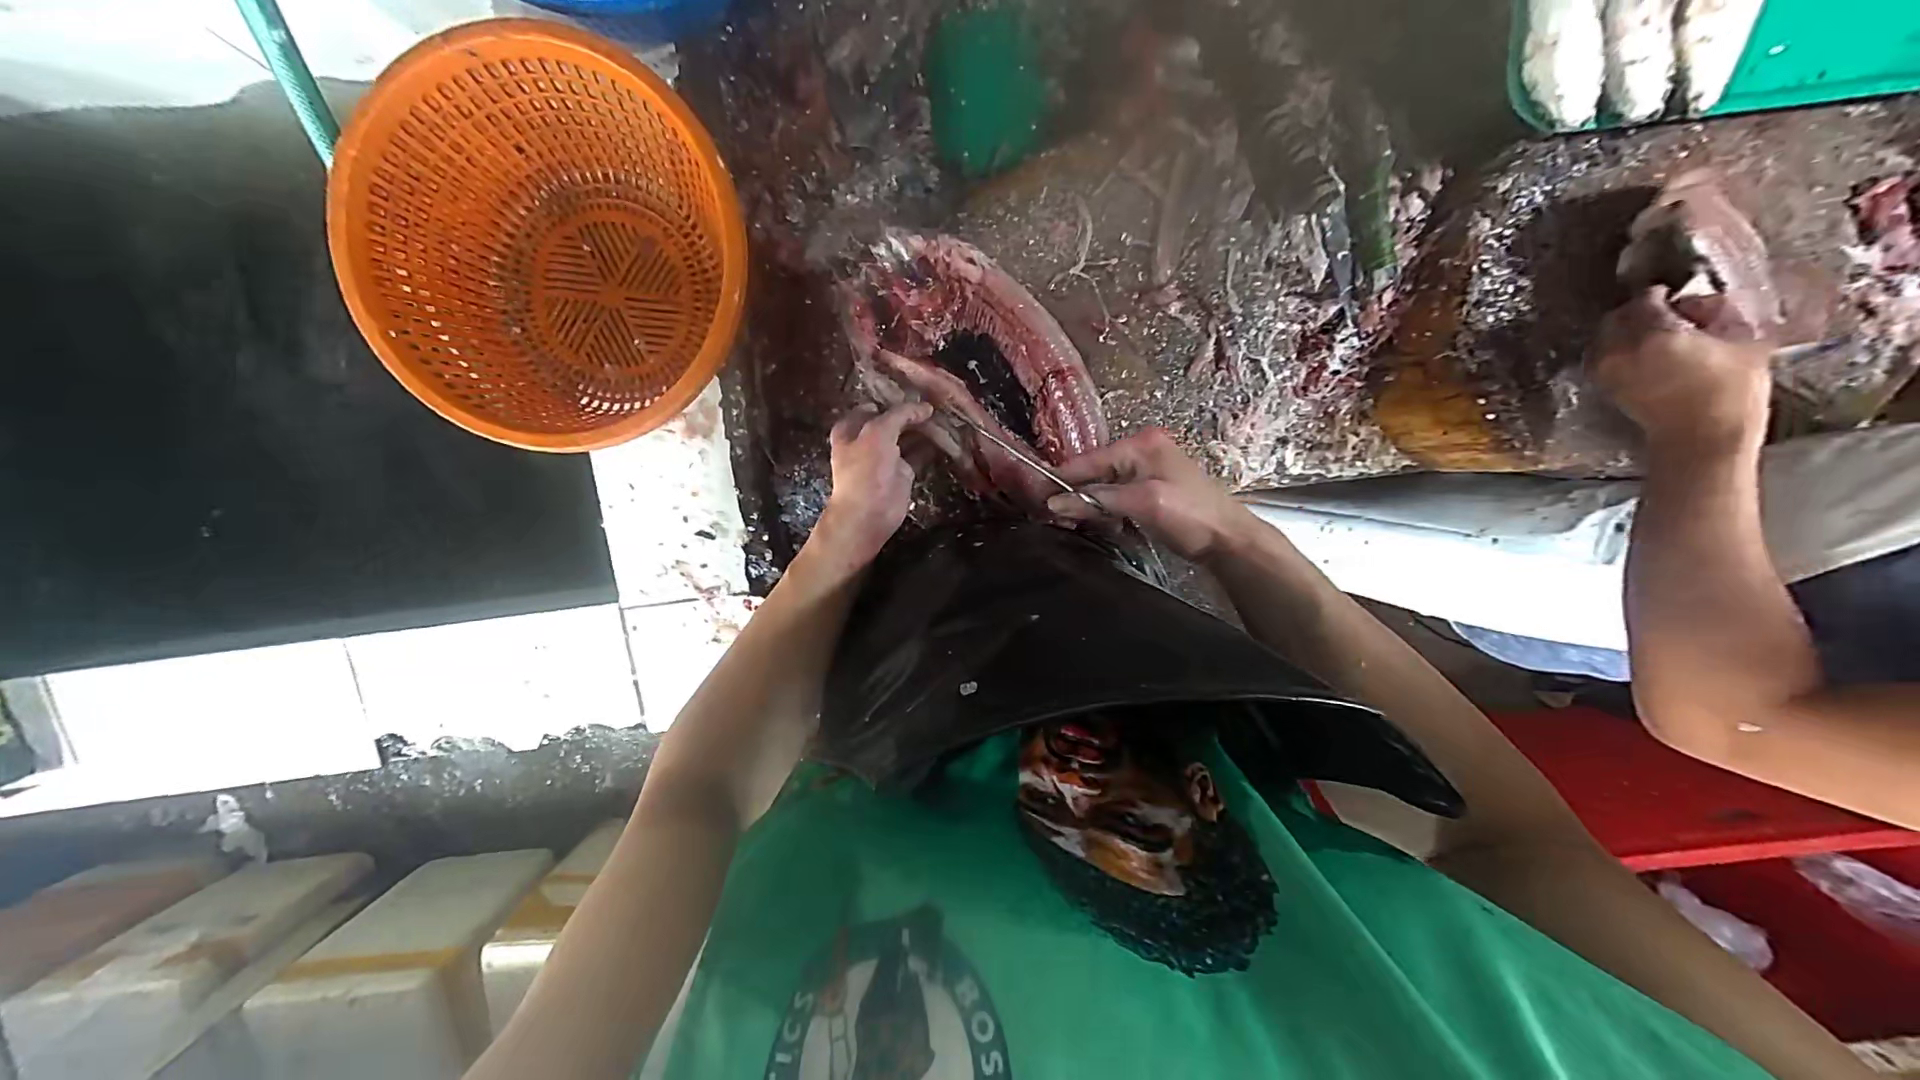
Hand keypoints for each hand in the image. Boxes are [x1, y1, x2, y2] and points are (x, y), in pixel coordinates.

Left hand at [806, 402, 932, 571]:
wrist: (868, 514)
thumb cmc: (866, 470)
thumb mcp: (878, 432)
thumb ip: (900, 415)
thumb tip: (925, 407)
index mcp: (852, 428)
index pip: (875, 406)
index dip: (893, 398)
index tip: (918, 390)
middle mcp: (868, 440)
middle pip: (894, 421)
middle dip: (913, 414)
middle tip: (938, 402)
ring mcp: (887, 457)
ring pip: (909, 436)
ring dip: (925, 429)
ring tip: (947, 416)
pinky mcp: (903, 472)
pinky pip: (919, 454)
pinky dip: (932, 446)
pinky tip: (947, 436)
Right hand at [1050, 428, 1256, 561]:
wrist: (1229, 540)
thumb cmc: (1190, 516)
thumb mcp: (1142, 503)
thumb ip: (1097, 499)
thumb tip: (1054, 502)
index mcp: (1141, 444)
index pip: (1089, 459)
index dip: (1062, 479)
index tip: (1036, 496)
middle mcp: (1142, 450)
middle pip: (1094, 470)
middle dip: (1073, 492)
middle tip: (1049, 513)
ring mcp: (1148, 469)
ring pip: (1103, 484)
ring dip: (1087, 502)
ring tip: (1066, 519)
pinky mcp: (1151, 488)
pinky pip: (1116, 494)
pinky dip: (1103, 507)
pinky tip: (1092, 520)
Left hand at [1592, 287, 1772, 455]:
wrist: (1699, 434)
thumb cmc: (1731, 387)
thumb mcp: (1739, 338)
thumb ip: (1716, 312)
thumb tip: (1696, 300)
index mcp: (1651, 335)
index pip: (1644, 300)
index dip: (1661, 294)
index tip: (1677, 296)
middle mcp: (1618, 350)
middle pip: (1617, 317)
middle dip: (1638, 311)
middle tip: (1666, 314)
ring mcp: (1604, 368)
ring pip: (1604, 336)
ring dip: (1624, 329)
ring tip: (1655, 334)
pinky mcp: (1602, 384)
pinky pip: (1600, 355)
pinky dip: (1615, 347)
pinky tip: (1643, 353)